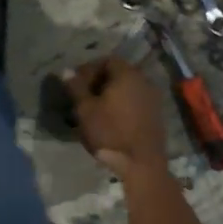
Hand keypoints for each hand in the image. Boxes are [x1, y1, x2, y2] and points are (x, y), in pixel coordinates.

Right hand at [61, 57, 166, 177]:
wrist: (141, 163)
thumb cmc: (110, 132)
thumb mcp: (85, 110)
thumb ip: (76, 87)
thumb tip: (66, 70)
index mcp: (127, 74)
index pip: (107, 60)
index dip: (89, 69)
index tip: (77, 83)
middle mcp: (144, 81)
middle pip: (119, 73)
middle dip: (100, 81)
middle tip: (84, 96)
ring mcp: (153, 98)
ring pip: (128, 88)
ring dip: (111, 94)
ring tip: (96, 109)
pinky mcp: (156, 115)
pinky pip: (136, 101)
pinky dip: (123, 105)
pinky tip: (112, 119)